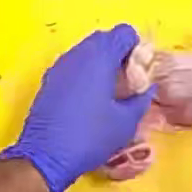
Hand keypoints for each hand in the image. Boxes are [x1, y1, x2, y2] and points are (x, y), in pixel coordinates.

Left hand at [0, 24, 155, 191]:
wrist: (45, 157)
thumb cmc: (89, 137)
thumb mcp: (125, 123)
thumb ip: (140, 100)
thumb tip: (146, 90)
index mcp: (99, 56)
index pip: (125, 33)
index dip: (136, 49)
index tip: (138, 72)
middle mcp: (77, 54)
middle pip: (103, 40)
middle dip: (117, 56)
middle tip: (125, 83)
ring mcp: (58, 67)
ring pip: (85, 54)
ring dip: (99, 66)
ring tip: (106, 94)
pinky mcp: (47, 83)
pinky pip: (71, 69)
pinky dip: (82, 77)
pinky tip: (86, 103)